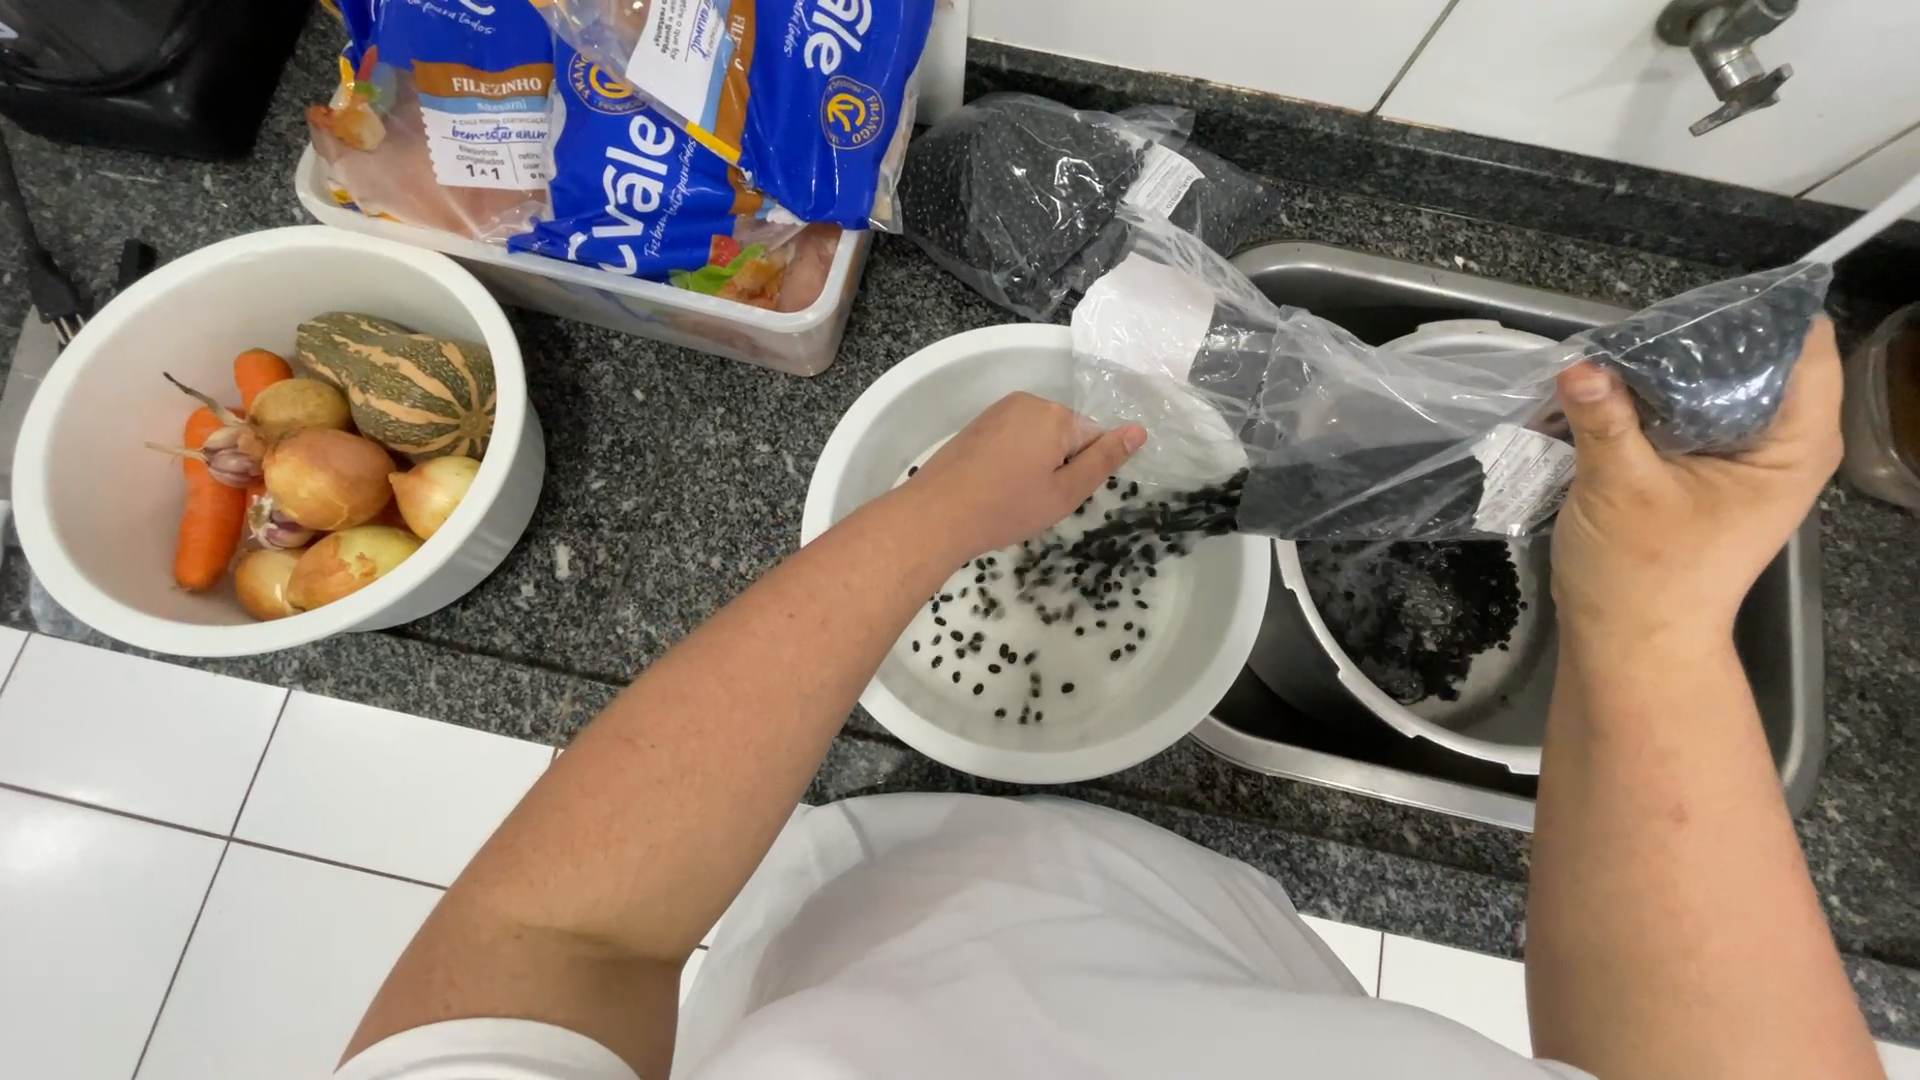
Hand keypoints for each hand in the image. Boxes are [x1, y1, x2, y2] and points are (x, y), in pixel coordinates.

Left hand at [900, 392, 1146, 561]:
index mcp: (1054, 414)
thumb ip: (1104, 460)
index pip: (1093, 437)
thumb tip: (1138, 430)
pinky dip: (1010, 464)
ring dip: (1033, 467)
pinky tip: (993, 490)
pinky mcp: (975, 428)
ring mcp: (996, 413)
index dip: (1081, 471)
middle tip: (1034, 501)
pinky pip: (1010, 442)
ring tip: (1011, 498)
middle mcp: (1026, 403)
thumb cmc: (1006, 508)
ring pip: (1036, 440)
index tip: (1057, 495)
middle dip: (1057, 466)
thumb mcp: (1065, 492)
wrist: (937, 515)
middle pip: (1064, 435)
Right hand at [1550, 318, 1842, 642]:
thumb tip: (1578, 364)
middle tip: (1626, 331)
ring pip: (1705, 394)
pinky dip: (1639, 408)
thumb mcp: (1620, 488)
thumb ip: (1604, 421)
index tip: (1684, 306)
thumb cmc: (1644, 569)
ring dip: (1655, 379)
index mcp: (1793, 444)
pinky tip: (1598, 401)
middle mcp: (1776, 445)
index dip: (1752, 317)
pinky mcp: (1692, 477)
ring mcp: (1733, 463)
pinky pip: (1674, 423)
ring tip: (1604, 359)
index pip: (1801, 349)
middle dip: (1689, 346)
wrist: (1629, 637)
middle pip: (1750, 365)